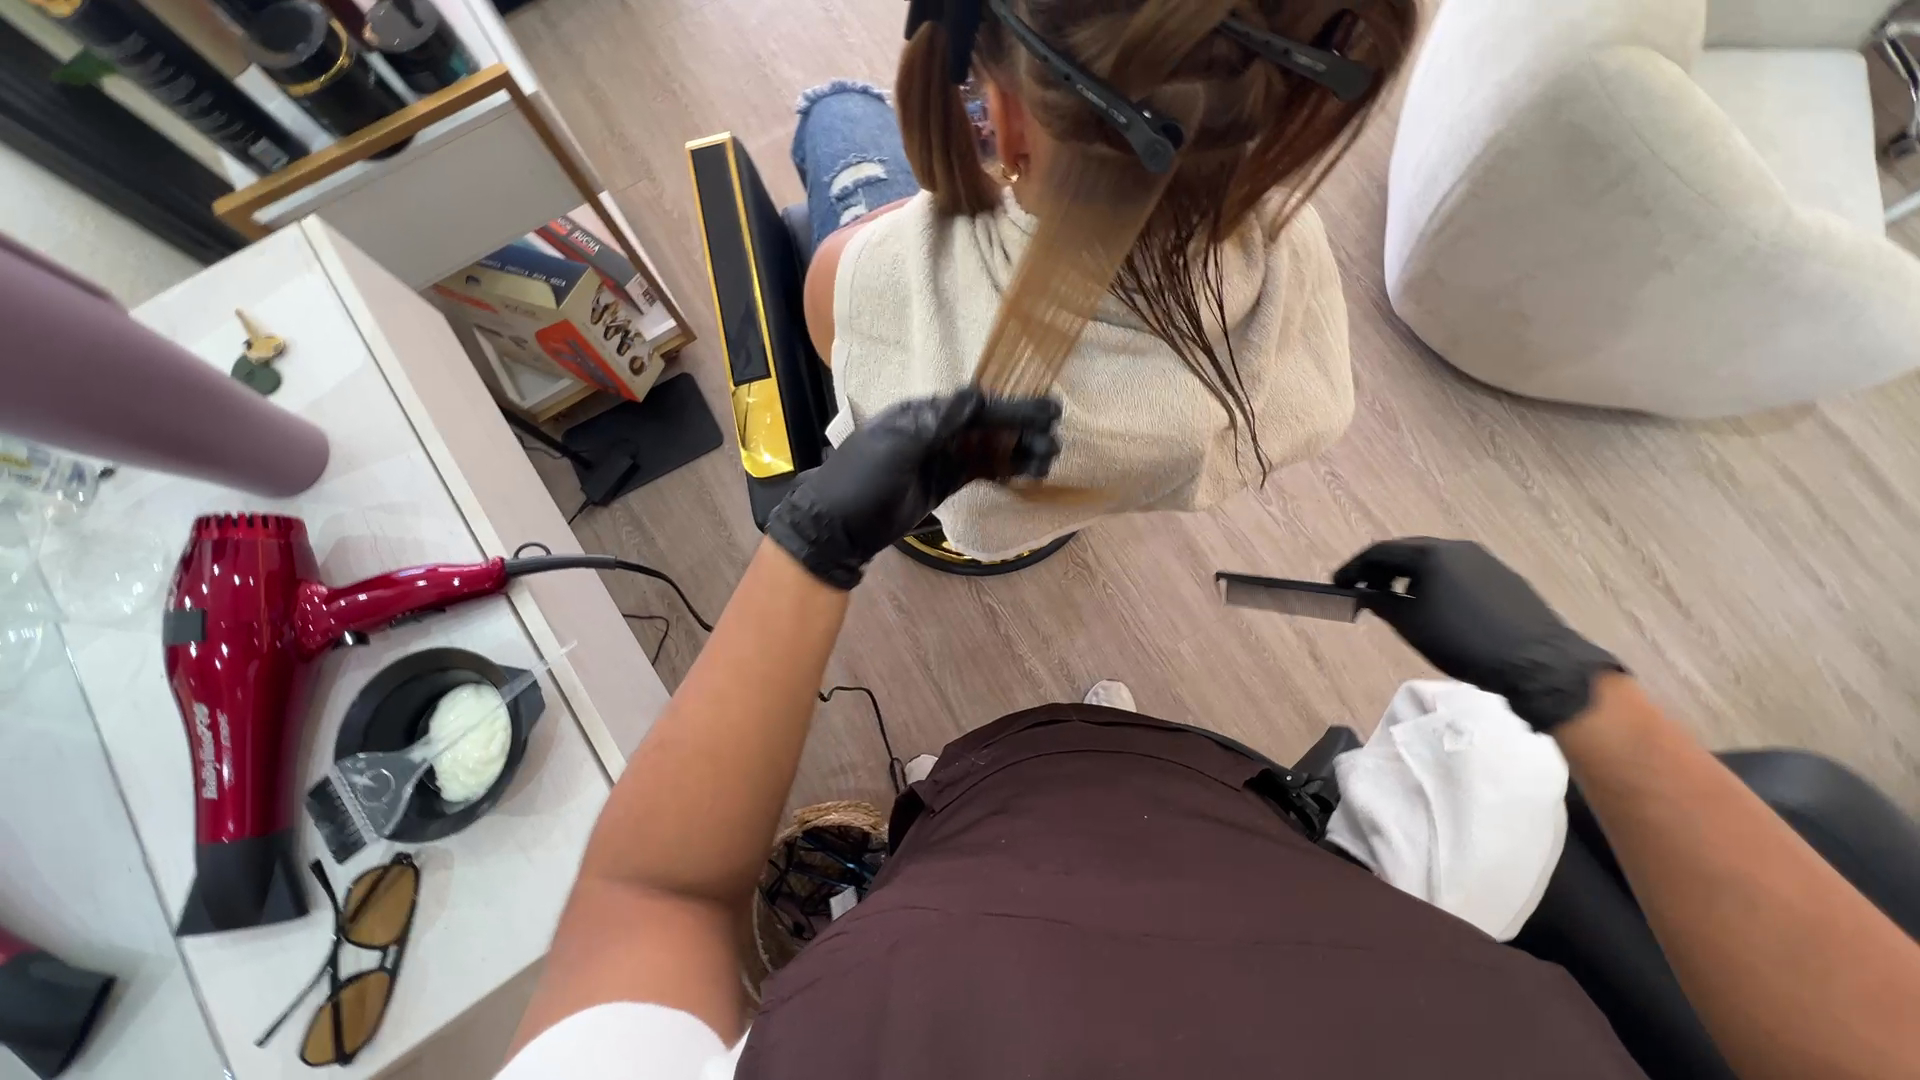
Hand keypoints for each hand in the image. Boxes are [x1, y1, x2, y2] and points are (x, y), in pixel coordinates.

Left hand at [767, 390, 1061, 589]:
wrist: (837, 527)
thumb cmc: (862, 480)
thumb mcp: (897, 447)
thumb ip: (938, 423)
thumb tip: (976, 396)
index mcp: (923, 414)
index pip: (975, 406)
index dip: (1011, 407)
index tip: (1046, 411)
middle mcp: (937, 431)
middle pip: (988, 425)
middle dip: (1022, 430)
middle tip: (1055, 440)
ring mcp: (941, 458)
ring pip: (988, 449)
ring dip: (1018, 452)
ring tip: (1049, 459)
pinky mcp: (944, 483)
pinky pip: (980, 471)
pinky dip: (1003, 470)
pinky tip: (1027, 472)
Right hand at [1334, 538, 1624, 730]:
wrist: (1538, 662)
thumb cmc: (1464, 641)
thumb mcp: (1411, 626)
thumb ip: (1381, 604)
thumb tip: (1365, 594)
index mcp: (1430, 554)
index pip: (1379, 552)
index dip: (1353, 569)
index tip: (1338, 585)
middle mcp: (1457, 548)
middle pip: (1407, 551)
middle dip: (1380, 570)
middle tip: (1365, 591)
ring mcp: (1484, 560)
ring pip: (1433, 561)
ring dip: (1408, 576)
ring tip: (1398, 600)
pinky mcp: (1503, 576)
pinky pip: (1456, 571)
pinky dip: (1435, 582)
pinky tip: (1435, 606)